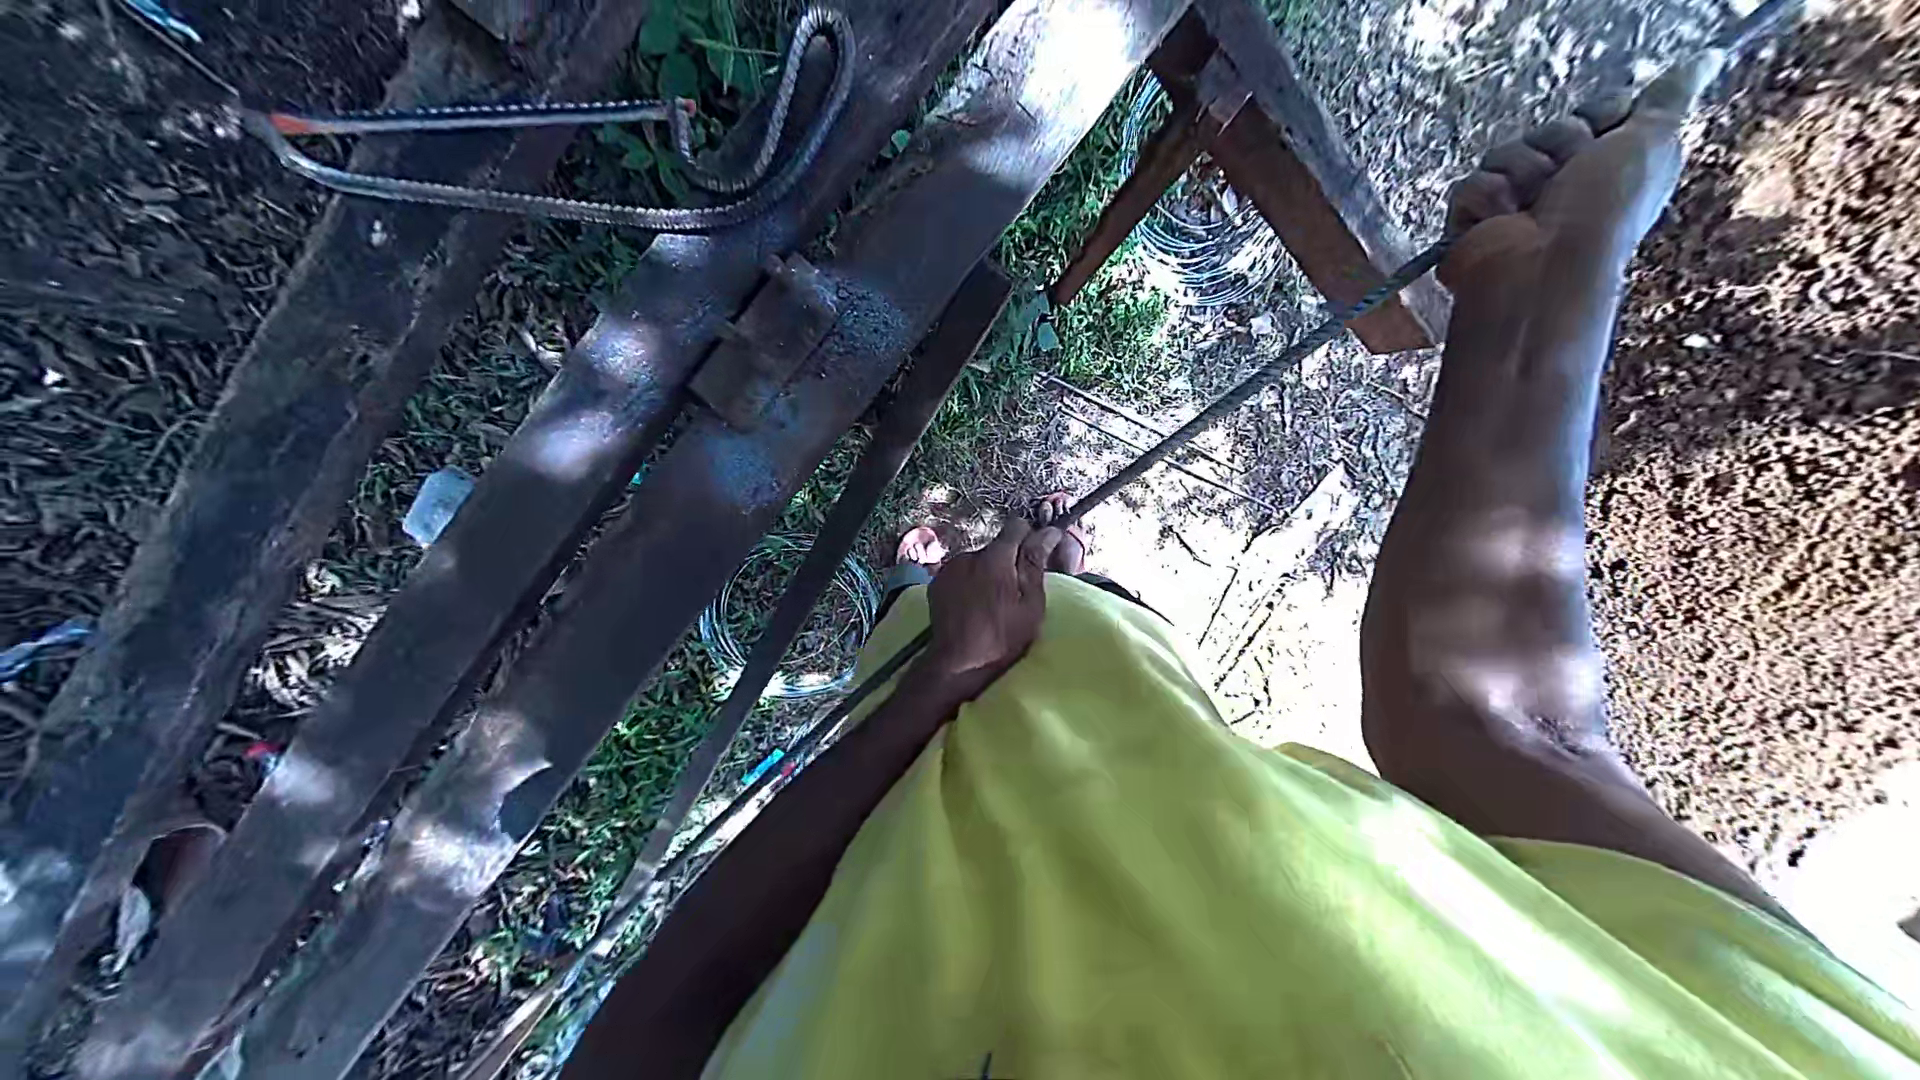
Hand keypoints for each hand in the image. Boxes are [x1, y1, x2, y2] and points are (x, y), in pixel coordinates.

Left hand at [915, 518, 1062, 702]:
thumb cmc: (1002, 638)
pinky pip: (960, 573)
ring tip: (990, 603)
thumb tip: (1049, 532)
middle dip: (1007, 562)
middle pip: (996, 547)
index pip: (1016, 526)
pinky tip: (972, 606)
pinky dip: (969, 583)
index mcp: (995, 558)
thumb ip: (1036, 564)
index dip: (1028, 539)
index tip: (1033, 558)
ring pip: (977, 561)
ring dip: (986, 573)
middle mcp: (968, 555)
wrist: (957, 663)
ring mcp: (949, 568)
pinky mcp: (936, 582)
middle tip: (1013, 593)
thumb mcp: (1030, 604)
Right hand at [1440, 50, 1724, 288]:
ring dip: (1521, 175)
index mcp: (1606, 168)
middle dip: (1557, 148)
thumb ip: (1669, 99)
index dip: (1598, 117)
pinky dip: (1486, 198)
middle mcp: (1560, 185)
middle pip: (1548, 130)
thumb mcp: (1654, 141)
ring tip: (1529, 207)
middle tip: (1564, 182)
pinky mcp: (1470, 223)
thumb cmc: (1603, 213)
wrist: (1541, 267)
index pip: (1591, 112)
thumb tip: (1704, 60)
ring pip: (1504, 155)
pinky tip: (1500, 221)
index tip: (1607, 140)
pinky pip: (1469, 185)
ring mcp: (1512, 204)